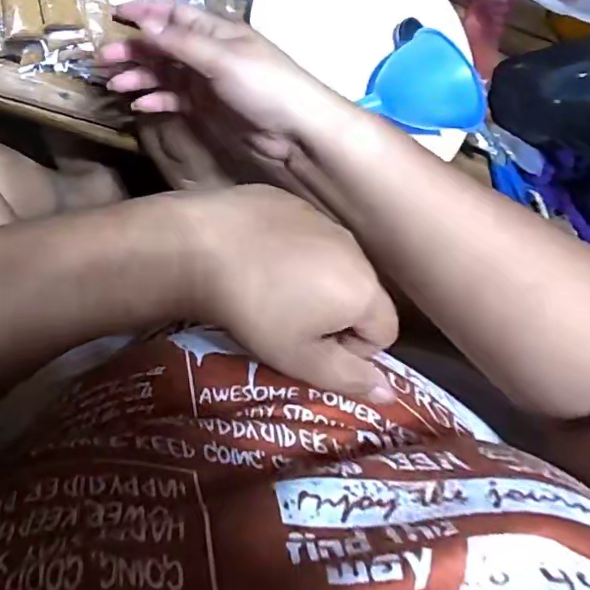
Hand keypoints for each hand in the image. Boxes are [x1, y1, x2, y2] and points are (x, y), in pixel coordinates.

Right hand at [100, 0, 350, 164]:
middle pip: (162, 45)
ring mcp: (205, 82)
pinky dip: (154, 99)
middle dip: (133, 49)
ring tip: (113, 84)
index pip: (174, 14)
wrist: (296, 133)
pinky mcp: (205, 108)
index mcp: (215, 32)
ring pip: (163, 73)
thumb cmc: (264, 85)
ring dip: (138, 76)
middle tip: (103, 59)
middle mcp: (207, 53)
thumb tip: (143, 23)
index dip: (145, 11)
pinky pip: (172, 99)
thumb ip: (181, 43)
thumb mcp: (221, 59)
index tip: (115, 13)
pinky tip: (138, 104)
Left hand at [169, 185, 398, 400]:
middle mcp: (352, 245)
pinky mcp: (289, 198)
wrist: (203, 244)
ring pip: (332, 258)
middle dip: (336, 312)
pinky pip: (303, 232)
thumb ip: (349, 378)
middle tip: (289, 320)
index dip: (353, 350)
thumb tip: (386, 391)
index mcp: (364, 287)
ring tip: (270, 285)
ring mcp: (319, 216)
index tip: (311, 346)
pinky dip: (289, 246)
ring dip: (314, 277)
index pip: (384, 331)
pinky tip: (257, 253)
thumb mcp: (300, 359)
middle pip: (361, 292)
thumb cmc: (255, 309)